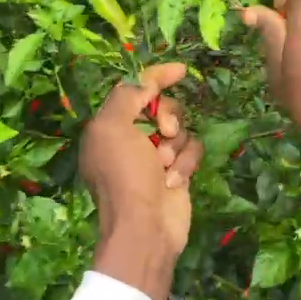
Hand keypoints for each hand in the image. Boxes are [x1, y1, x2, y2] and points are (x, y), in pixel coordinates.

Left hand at [79, 63, 204, 299]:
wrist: (145, 228)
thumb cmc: (125, 176)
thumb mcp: (113, 128)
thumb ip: (127, 95)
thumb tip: (147, 81)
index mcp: (108, 127)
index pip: (134, 89)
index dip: (156, 76)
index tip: (180, 71)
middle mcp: (130, 139)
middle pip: (162, 107)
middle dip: (168, 116)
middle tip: (165, 132)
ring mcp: (155, 157)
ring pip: (181, 129)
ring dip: (177, 145)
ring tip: (166, 166)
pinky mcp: (176, 172)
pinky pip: (192, 150)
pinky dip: (186, 163)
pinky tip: (175, 180)